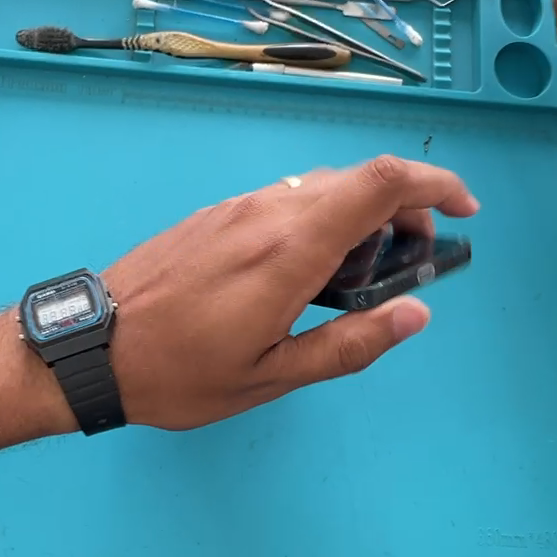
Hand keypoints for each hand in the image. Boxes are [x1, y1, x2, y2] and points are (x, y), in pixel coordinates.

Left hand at [101, 156, 477, 430]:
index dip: (435, 185)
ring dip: (359, 214)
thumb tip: (417, 313)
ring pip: (319, 187)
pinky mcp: (213, 215)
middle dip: (404, 209)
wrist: (93, 349)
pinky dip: (319, 217)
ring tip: (359, 273)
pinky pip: (283, 199)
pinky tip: (305, 266)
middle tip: (410, 262)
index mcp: (290, 250)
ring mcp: (235, 208)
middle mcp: (266, 212)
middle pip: (357, 179)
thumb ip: (351, 344)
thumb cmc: (181, 373)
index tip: (463, 211)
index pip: (379, 183)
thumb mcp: (273, 376)